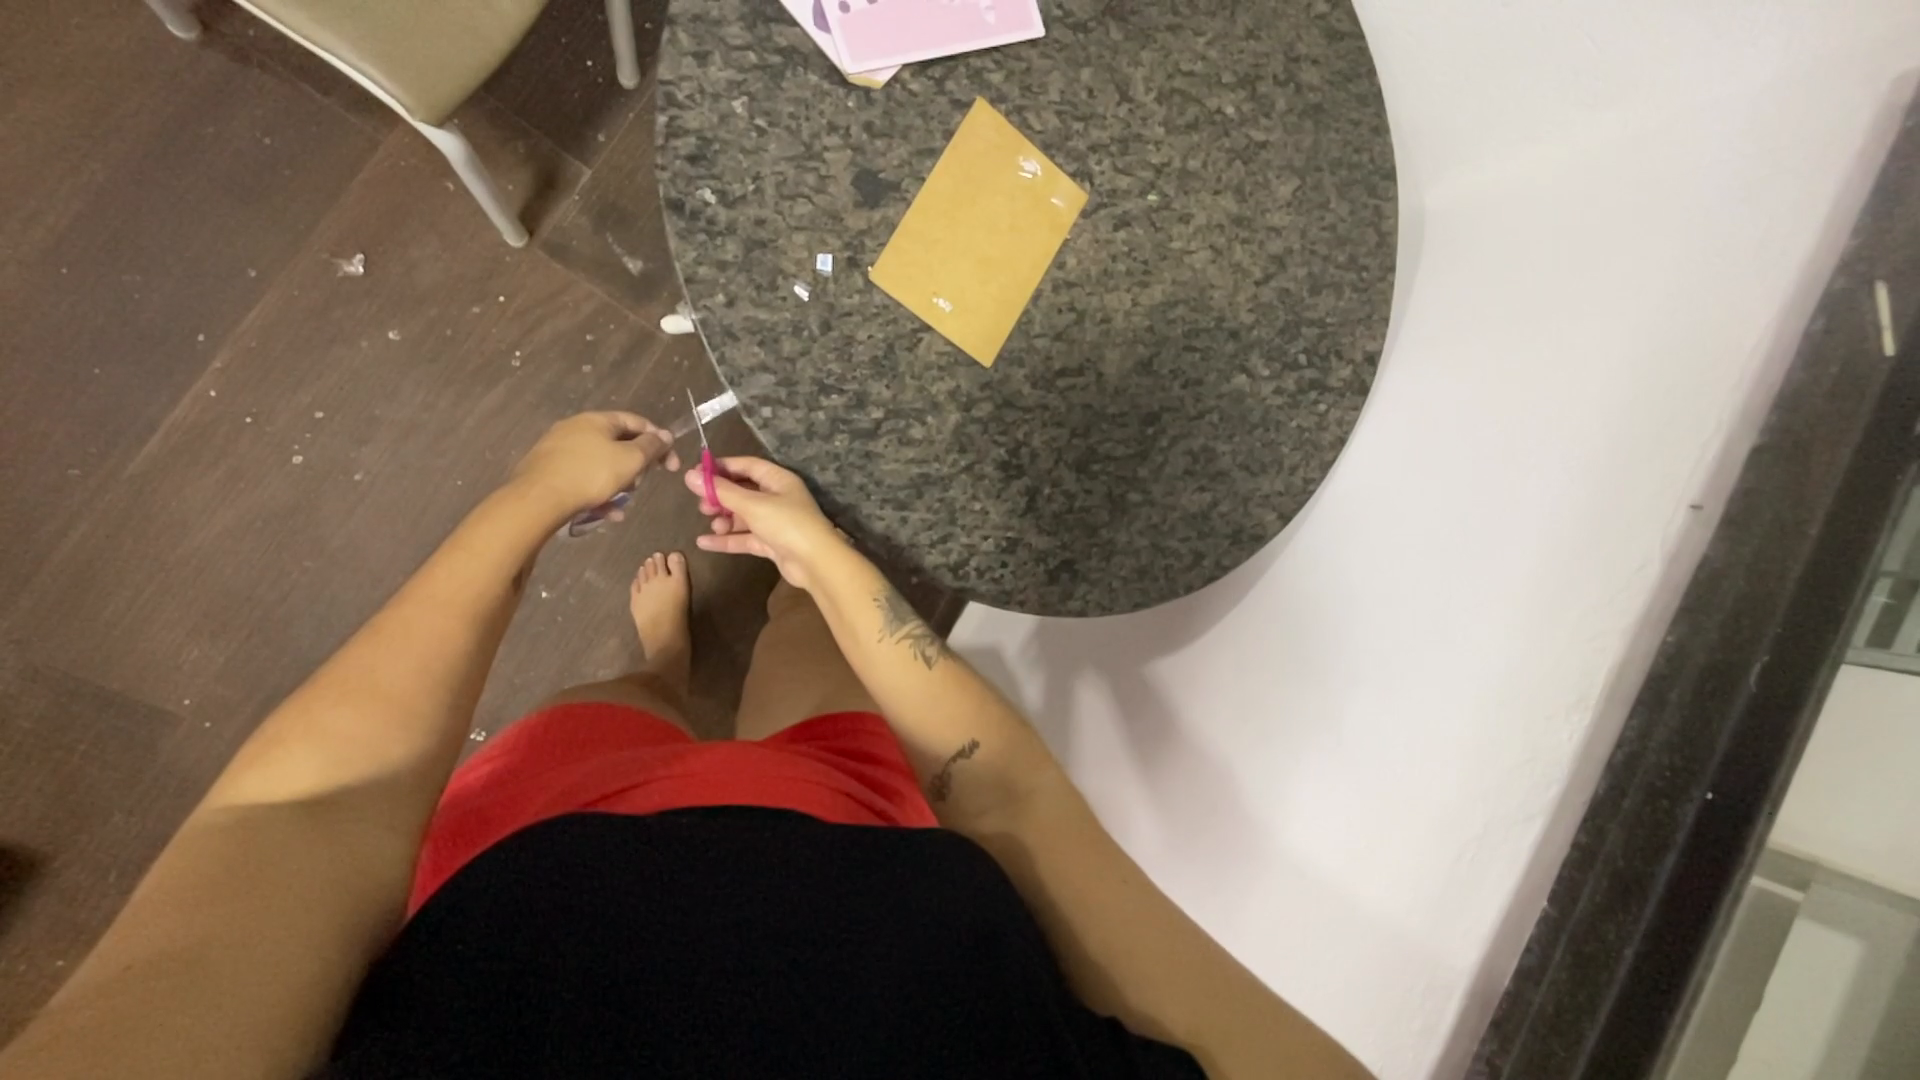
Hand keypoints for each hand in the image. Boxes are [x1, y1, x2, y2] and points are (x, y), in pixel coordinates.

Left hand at [510, 411, 679, 516]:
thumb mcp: (631, 459)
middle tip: (642, 483)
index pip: (636, 422)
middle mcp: (576, 428)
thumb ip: (652, 446)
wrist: (538, 499)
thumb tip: (665, 435)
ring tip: (623, 502)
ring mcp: (559, 449)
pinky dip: (599, 492)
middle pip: (618, 443)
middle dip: (636, 465)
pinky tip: (607, 512)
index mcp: (597, 420)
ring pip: (601, 463)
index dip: (658, 440)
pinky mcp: (548, 470)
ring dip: (619, 482)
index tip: (671, 463)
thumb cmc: (591, 474)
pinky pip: (583, 478)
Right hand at [685, 457, 844, 589]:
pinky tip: (704, 542)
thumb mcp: (752, 504)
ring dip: (725, 519)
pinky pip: (745, 537)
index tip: (697, 473)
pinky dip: (727, 540)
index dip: (722, 467)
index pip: (747, 466)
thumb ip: (721, 491)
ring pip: (743, 516)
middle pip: (743, 491)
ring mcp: (775, 522)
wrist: (815, 562)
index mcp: (778, 480)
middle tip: (702, 505)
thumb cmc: (787, 524)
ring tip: (713, 524)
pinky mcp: (772, 544)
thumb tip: (689, 475)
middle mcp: (778, 498)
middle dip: (721, 497)